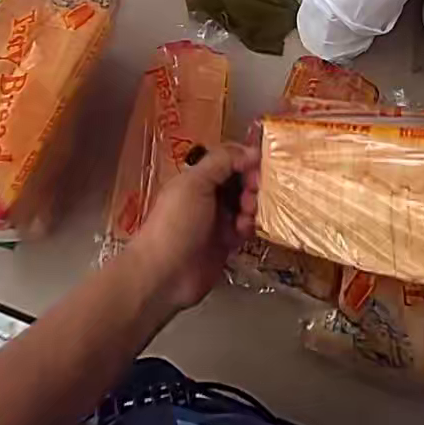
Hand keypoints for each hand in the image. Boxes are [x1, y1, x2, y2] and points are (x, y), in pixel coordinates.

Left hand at [122, 143, 257, 314]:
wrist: (164, 274)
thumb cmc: (176, 224)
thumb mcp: (195, 183)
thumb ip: (223, 161)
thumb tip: (251, 150)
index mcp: (198, 177)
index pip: (229, 159)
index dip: (245, 160)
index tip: (260, 165)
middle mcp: (209, 195)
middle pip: (241, 181)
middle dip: (251, 184)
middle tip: (252, 193)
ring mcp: (218, 220)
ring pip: (246, 203)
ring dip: (251, 206)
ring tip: (245, 215)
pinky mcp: (226, 243)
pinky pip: (246, 228)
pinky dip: (248, 227)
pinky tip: (242, 232)